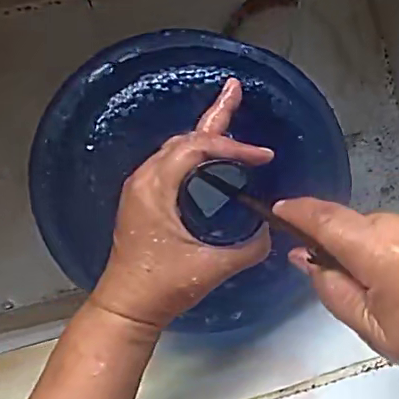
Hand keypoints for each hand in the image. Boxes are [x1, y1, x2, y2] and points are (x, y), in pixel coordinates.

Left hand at [89, 78, 273, 331]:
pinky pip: (174, 163)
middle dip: (215, 115)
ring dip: (207, 133)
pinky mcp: (147, 201)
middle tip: (235, 90)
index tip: (263, 157)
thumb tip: (272, 229)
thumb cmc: (162, 286)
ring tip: (229, 114)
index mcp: (156, 188)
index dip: (234, 148)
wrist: (126, 308)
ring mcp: (144, 189)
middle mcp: (146, 180)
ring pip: (178, 148)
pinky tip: (215, 155)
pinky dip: (198, 152)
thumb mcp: (213, 266)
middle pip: (185, 137)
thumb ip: (250, 246)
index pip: (198, 148)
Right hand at [271, 199, 398, 398]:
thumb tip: (307, 258)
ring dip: (385, 249)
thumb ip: (333, 288)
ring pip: (394, 228)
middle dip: (351, 246)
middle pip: (363, 225)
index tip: (282, 210)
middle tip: (357, 285)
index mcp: (383, 250)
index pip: (329, 219)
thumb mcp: (375, 331)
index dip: (301, 212)